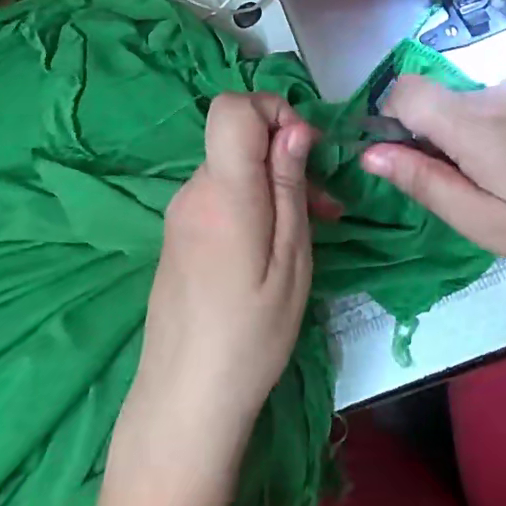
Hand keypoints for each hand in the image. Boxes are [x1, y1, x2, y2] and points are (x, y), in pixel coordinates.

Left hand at [129, 93, 316, 440]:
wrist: (185, 397)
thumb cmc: (251, 334)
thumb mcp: (290, 260)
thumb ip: (289, 188)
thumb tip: (294, 128)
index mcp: (223, 191)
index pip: (231, 107)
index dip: (272, 110)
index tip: (306, 151)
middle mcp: (193, 191)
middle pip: (238, 139)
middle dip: (286, 156)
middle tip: (327, 205)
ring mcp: (181, 213)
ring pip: (233, 169)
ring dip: (275, 184)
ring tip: (311, 229)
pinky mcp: (179, 234)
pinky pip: (220, 197)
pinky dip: (253, 204)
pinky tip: (274, 246)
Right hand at [359, 76, 505, 294]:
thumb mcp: (482, 222)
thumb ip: (423, 181)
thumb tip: (369, 153)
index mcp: (476, 122)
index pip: (404, 90)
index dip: (388, 120)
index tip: (402, 161)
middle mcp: (496, 93)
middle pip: (433, 99)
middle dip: (425, 136)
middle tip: (455, 189)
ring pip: (462, 104)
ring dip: (456, 137)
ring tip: (492, 184)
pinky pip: (491, 106)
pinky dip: (484, 132)